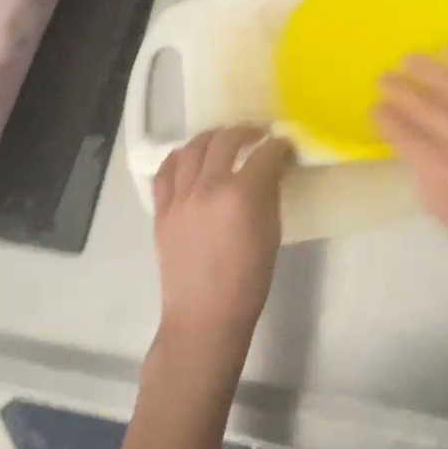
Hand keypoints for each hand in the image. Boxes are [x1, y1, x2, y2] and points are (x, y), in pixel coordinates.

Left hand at [152, 126, 292, 339]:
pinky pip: (165, 171)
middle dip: (246, 132)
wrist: (204, 316)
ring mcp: (180, 197)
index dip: (279, 146)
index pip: (265, 153)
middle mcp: (209, 187)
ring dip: (213, 138)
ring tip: (224, 141)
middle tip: (258, 137)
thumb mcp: (272, 232)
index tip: (285, 147)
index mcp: (242, 194)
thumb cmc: (248, 280)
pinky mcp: (161, 210)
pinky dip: (178, 157)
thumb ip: (269, 193)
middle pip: (226, 140)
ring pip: (193, 148)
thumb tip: (271, 169)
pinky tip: (190, 157)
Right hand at [374, 48, 447, 289]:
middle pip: (424, 104)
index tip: (375, 108)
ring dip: (425, 68)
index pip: (405, 134)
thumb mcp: (439, 208)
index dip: (386, 117)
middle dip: (399, 89)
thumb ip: (419, 168)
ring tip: (408, 60)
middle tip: (383, 79)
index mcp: (443, 175)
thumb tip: (400, 133)